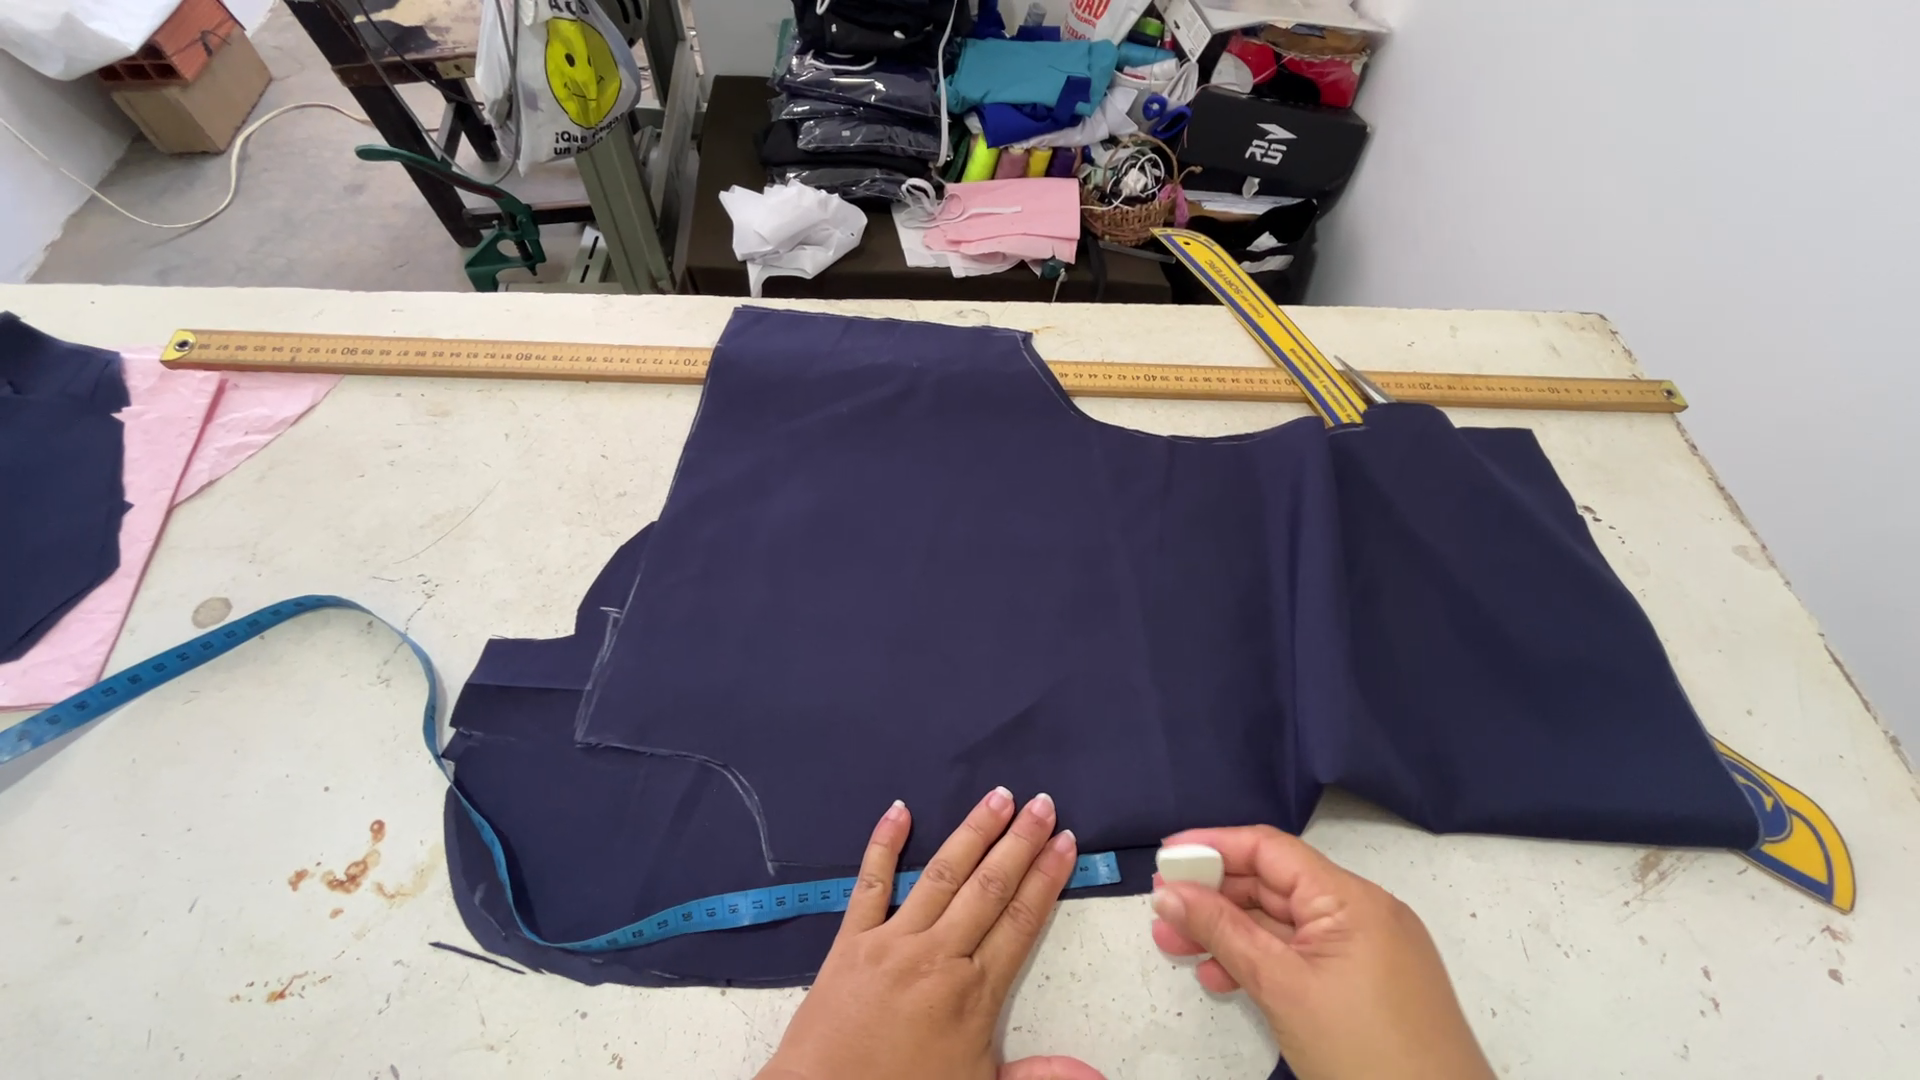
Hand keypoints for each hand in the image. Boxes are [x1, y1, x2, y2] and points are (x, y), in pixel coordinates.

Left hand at [756, 788, 1105, 1079]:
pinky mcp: (852, 939)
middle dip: (1020, 842)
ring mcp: (893, 940)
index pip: (1020, 921)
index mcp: (974, 993)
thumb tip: (1100, 1077)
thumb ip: (1040, 1078)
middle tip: (1042, 803)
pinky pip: (871, 884)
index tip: (1065, 842)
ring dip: (973, 833)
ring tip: (998, 797)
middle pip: (988, 887)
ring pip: (942, 874)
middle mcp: (938, 955)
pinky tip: (899, 810)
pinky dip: (884, 844)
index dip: (1046, 878)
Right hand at [1149, 826, 1492, 1079]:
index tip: (1165, 855)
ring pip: (1280, 924)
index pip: (1269, 849)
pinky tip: (1219, 976)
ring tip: (1174, 948)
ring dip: (1227, 933)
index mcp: (1350, 898)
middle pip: (1271, 885)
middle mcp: (1360, 912)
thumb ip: (1221, 930)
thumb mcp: (1280, 986)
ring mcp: (1365, 950)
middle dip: (1212, 898)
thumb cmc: (1364, 1055)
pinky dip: (1258, 961)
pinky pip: (1299, 955)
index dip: (1214, 845)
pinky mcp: (1363, 985)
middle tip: (1160, 912)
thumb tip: (1167, 893)